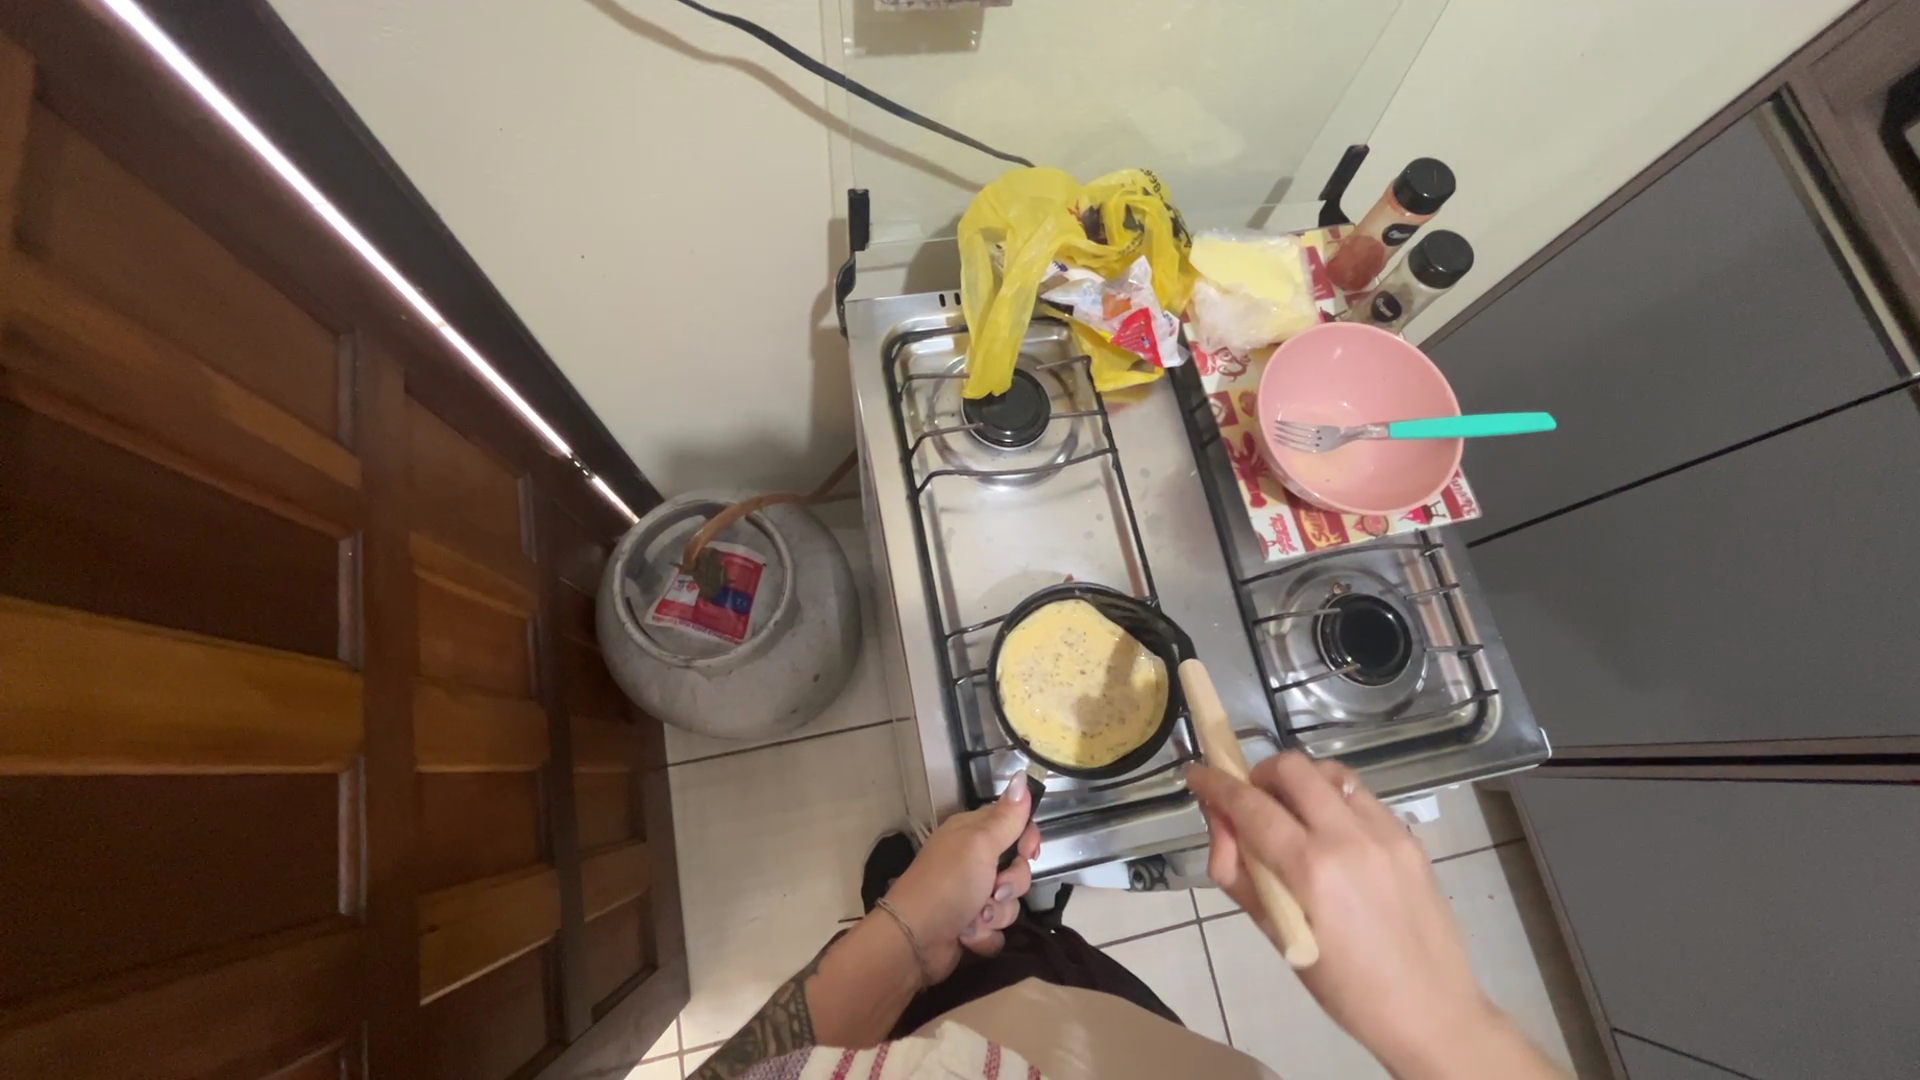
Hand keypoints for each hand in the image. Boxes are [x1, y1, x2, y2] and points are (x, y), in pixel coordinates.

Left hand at [882, 778, 1040, 980]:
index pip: (1014, 825)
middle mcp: (974, 860)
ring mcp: (973, 894)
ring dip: (996, 914)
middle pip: (1017, 867)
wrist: (914, 940)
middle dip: (1012, 884)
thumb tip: (1022, 775)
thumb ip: (1007, 816)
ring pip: (1010, 901)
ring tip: (976, 918)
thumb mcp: (980, 844)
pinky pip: (998, 929)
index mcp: (973, 832)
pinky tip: (967, 936)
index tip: (1029, 853)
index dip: (1027, 839)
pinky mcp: (972, 925)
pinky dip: (985, 936)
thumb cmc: (948, 883)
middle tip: (994, 890)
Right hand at [1188, 753, 1504, 1073]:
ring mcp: (1385, 834)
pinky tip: (1330, 833)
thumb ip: (1240, 875)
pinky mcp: (1408, 838)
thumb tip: (1219, 828)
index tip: (1197, 774)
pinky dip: (1331, 799)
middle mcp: (1348, 839)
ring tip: (1292, 814)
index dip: (1215, 783)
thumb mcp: (1279, 937)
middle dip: (1259, 775)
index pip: (1249, 805)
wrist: (1435, 1014)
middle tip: (1251, 804)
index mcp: (1311, 870)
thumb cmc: (1347, 990)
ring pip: (1327, 772)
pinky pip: (1358, 795)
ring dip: (1298, 781)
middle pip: (1290, 768)